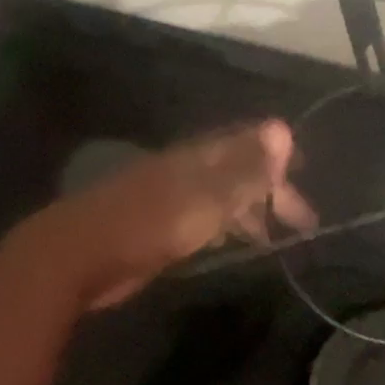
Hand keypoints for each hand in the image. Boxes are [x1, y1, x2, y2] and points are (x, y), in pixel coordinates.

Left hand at [31, 120, 316, 307]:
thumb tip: (283, 127)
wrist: (79, 257)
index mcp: (197, 158)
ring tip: (274, 238)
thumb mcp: (208, 197)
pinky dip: (225, 227)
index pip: (247, 146)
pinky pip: (202, 220)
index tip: (305, 177)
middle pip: (236, 173)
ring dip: (250, 212)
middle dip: (270, 191)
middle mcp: (183, 171)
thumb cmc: (150, 224)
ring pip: (220, 198)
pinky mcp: (154, 228)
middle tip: (301, 222)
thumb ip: (247, 168)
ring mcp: (167, 199)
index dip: (278, 158)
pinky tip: (231, 245)